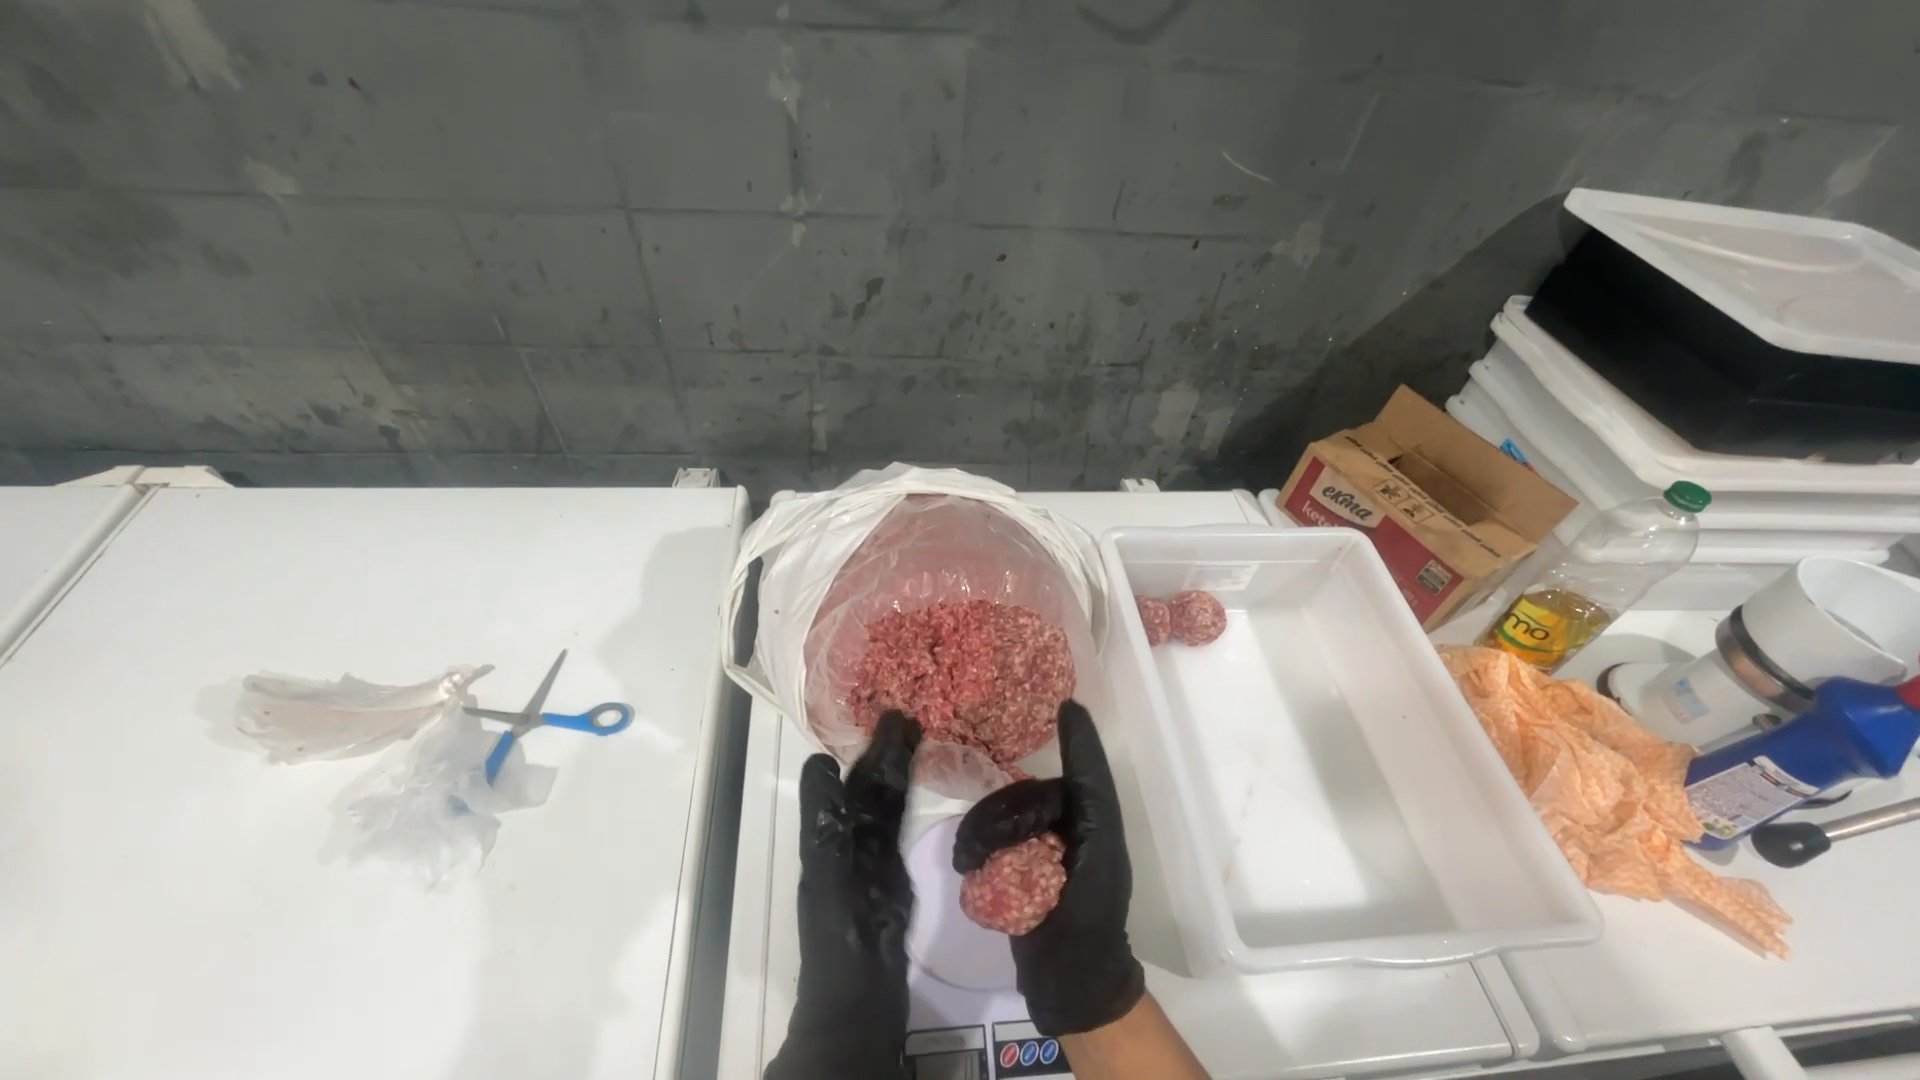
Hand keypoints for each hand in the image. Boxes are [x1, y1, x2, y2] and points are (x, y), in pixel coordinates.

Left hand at [765, 712, 920, 1079]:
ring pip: (883, 801)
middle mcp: (845, 841)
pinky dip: (905, 796)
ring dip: (897, 767)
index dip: (851, 751)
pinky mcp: (891, 872)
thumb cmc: (840, 936)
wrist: (859, 995)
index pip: (835, 782)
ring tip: (912, 730)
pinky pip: (896, 824)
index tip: (870, 718)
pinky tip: (916, 773)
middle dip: (882, 753)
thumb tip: (820, 764)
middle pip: (865, 788)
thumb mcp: (827, 871)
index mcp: (826, 837)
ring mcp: (870, 856)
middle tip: (903, 716)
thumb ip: (824, 819)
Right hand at [953, 700, 1145, 1036]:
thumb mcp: (1098, 862)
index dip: (1077, 739)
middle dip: (1000, 814)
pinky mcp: (1020, 867)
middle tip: (976, 847)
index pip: (1085, 771)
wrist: (1071, 988)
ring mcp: (1044, 848)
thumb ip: (1090, 805)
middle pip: (1030, 796)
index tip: (1066, 707)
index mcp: (1096, 824)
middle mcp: (1073, 829)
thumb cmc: (1089, 928)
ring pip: (1007, 814)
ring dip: (983, 831)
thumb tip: (1077, 752)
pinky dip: (978, 846)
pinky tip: (968, 866)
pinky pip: (994, 839)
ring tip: (967, 861)